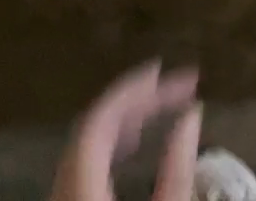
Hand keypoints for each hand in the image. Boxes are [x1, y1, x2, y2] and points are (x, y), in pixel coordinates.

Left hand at [50, 60, 201, 200]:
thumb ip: (177, 169)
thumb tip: (193, 112)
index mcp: (82, 180)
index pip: (100, 117)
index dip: (131, 87)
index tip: (165, 67)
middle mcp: (63, 182)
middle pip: (95, 124)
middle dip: (137, 98)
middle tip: (175, 85)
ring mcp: (62, 191)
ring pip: (88, 141)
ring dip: (126, 117)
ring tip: (161, 104)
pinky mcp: (69, 197)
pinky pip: (84, 159)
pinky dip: (112, 140)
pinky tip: (134, 141)